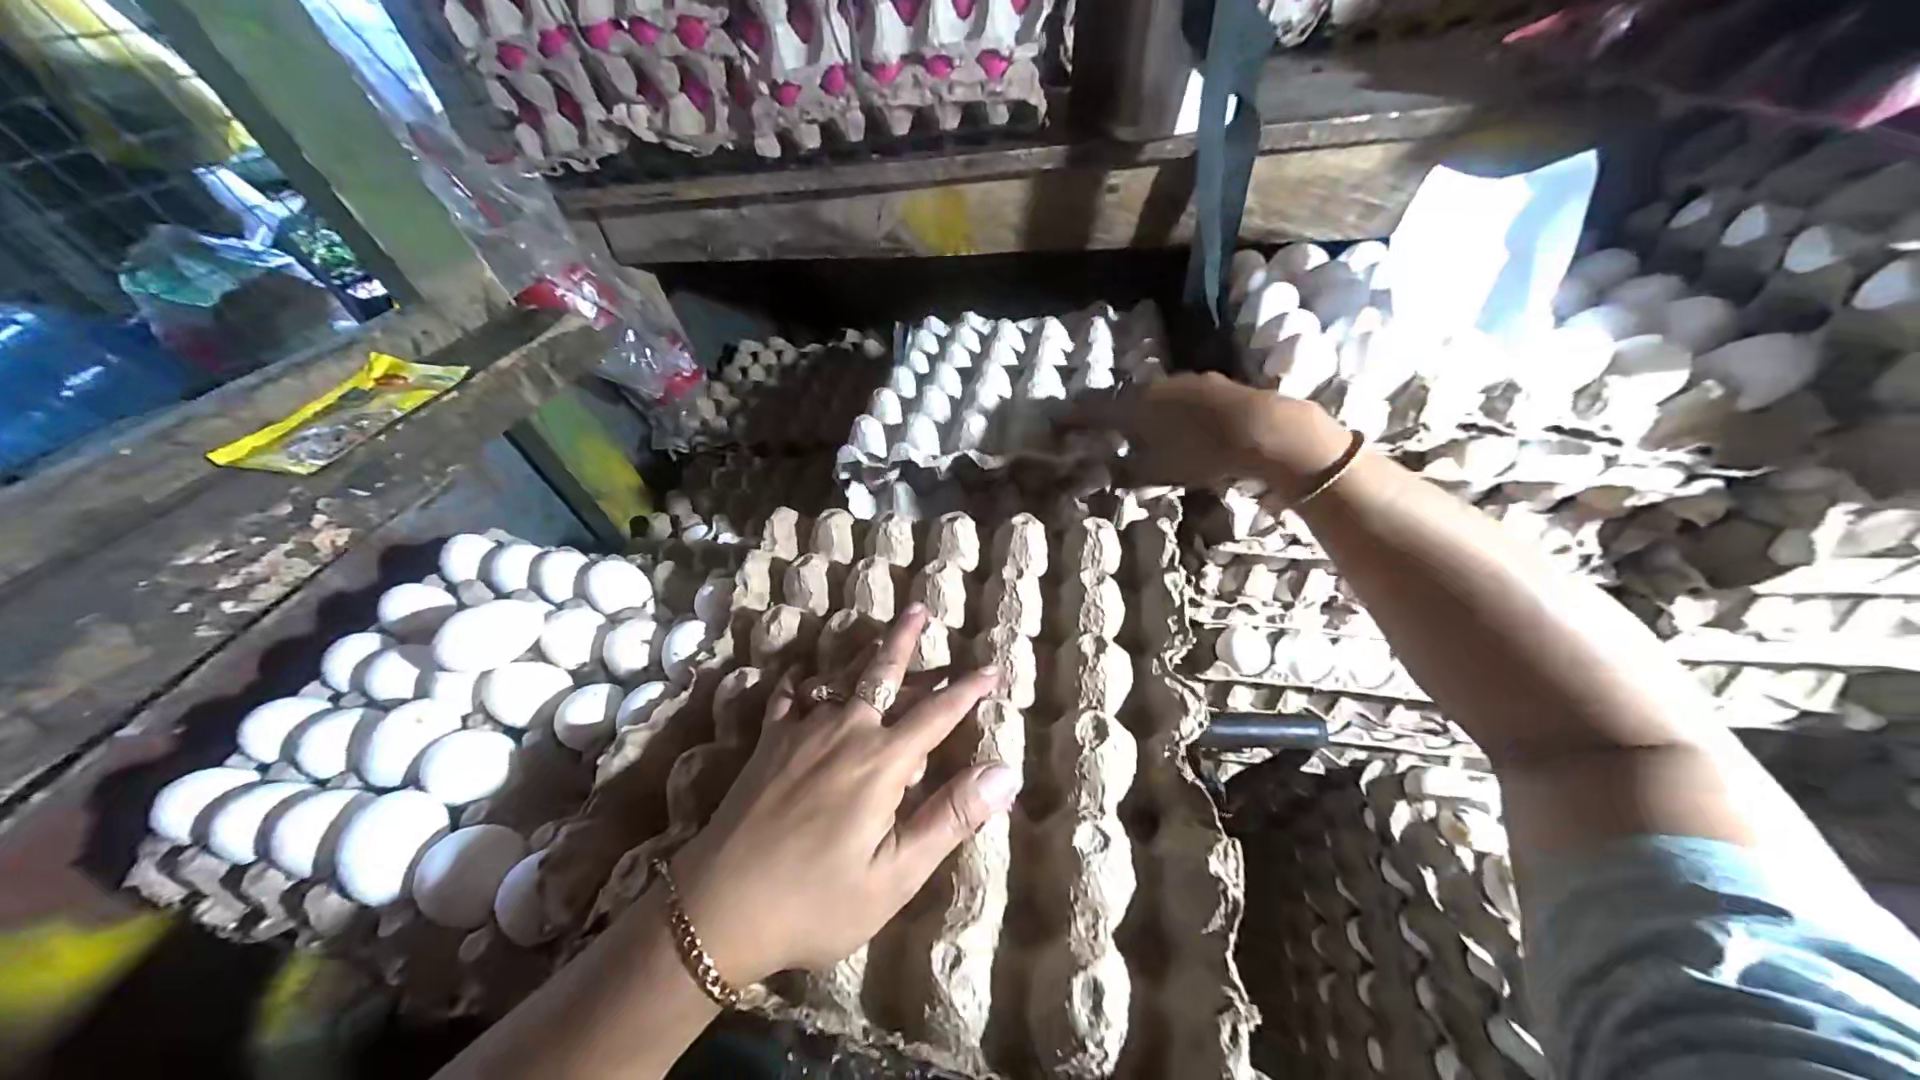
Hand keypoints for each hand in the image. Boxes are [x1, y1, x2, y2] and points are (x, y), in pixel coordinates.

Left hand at [665, 605, 1017, 983]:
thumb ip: (949, 817)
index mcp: (882, 763)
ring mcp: (801, 732)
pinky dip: (803, 681)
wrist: (716, 908)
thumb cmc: (816, 900)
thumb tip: (1005, 773)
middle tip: (921, 608)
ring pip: (842, 678)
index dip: (967, 690)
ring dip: (866, 654)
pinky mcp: (769, 743)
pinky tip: (803, 674)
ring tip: (878, 631)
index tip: (991, 668)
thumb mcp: (895, 874)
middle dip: (905, 639)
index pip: (937, 714)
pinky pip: (791, 696)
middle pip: (883, 674)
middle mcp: (845, 732)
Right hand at [1065, 373, 1351, 492]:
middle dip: (1107, 414)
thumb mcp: (1156, 472)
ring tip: (1137, 428)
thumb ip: (1126, 472)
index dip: (1072, 419)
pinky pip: (1176, 397)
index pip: (1092, 411)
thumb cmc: (1202, 454)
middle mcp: (1153, 387)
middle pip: (1121, 400)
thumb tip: (1104, 471)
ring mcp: (1184, 381)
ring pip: (1150, 396)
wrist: (1264, 429)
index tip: (1057, 423)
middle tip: (1097, 428)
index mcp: (1133, 407)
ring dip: (1139, 411)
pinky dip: (1166, 410)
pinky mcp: (1211, 383)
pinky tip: (1176, 423)